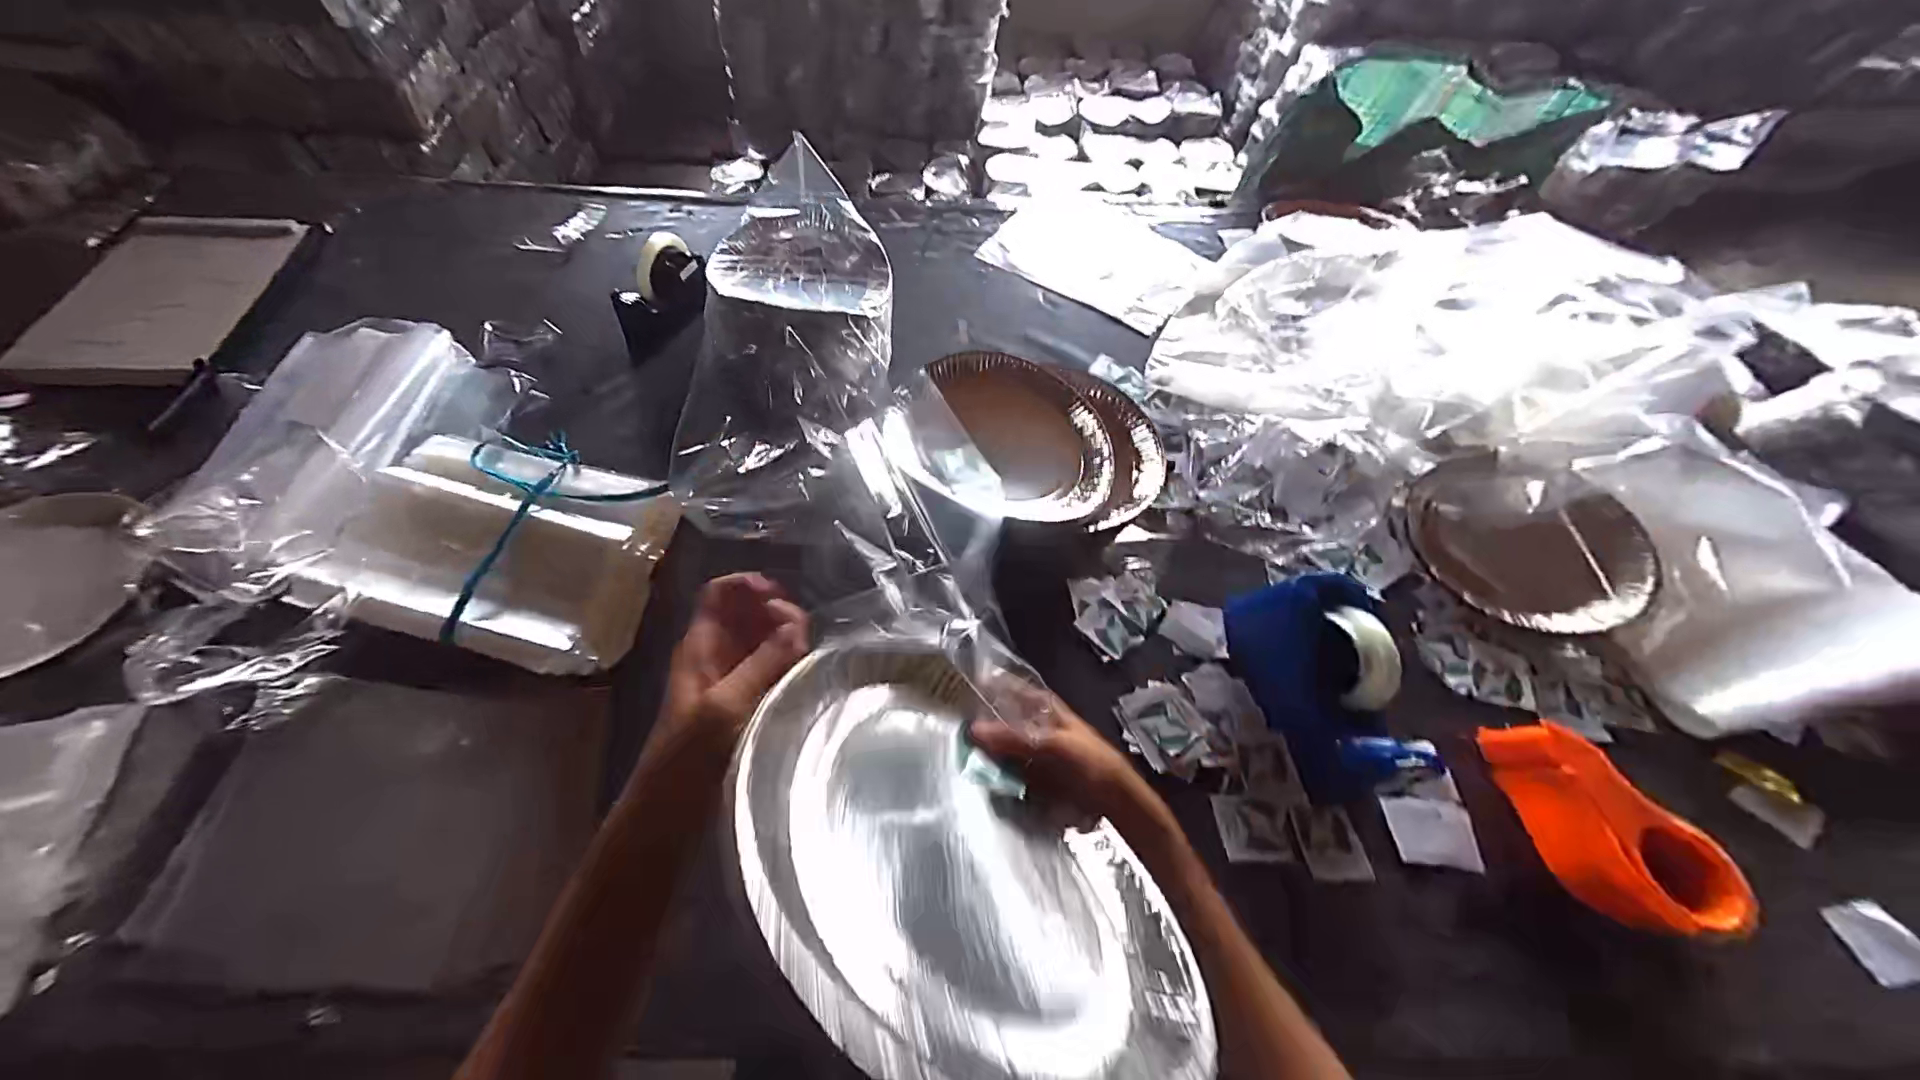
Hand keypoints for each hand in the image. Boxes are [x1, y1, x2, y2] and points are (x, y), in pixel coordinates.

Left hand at [652, 573, 809, 765]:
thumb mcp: (725, 706)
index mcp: (698, 646)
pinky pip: (767, 668)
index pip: (720, 593)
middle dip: (775, 611)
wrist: (668, 813)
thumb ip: (762, 664)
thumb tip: (798, 625)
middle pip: (745, 613)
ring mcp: (728, 680)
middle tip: (803, 631)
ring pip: (759, 640)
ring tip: (808, 650)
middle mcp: (713, 655)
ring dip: (784, 637)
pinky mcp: (741, 704)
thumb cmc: (687, 756)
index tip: (782, 596)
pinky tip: (804, 672)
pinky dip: (786, 662)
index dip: (749, 585)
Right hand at [969, 681, 1169, 838]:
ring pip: (1000, 743)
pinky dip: (994, 769)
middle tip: (950, 729)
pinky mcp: (1031, 771)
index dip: (983, 686)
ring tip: (959, 754)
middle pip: (998, 716)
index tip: (952, 690)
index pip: (1006, 686)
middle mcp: (1034, 721)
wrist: (1116, 799)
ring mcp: (1032, 747)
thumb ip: (1013, 737)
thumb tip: (973, 729)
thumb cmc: (1090, 761)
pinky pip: (1006, 766)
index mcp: (1042, 705)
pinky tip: (979, 774)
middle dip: (977, 722)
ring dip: (983, 749)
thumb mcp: (1052, 745)